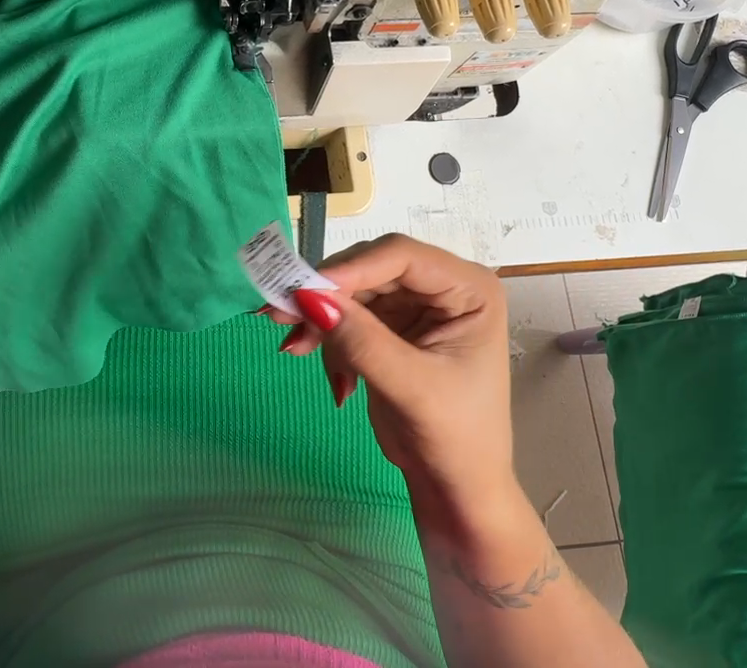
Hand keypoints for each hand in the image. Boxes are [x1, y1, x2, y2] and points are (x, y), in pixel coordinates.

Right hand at [274, 234, 513, 508]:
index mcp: (468, 290)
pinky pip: (346, 316)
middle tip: (278, 314)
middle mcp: (441, 286)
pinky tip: (337, 382)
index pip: (402, 257)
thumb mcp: (411, 388)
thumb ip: (362, 340)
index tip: (303, 290)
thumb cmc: (455, 439)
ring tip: (294, 349)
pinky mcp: (390, 328)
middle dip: (326, 294)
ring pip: (350, 291)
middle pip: (370, 269)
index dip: (352, 267)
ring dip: (320, 319)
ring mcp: (414, 306)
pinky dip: (329, 341)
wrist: (457, 488)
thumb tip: (308, 297)